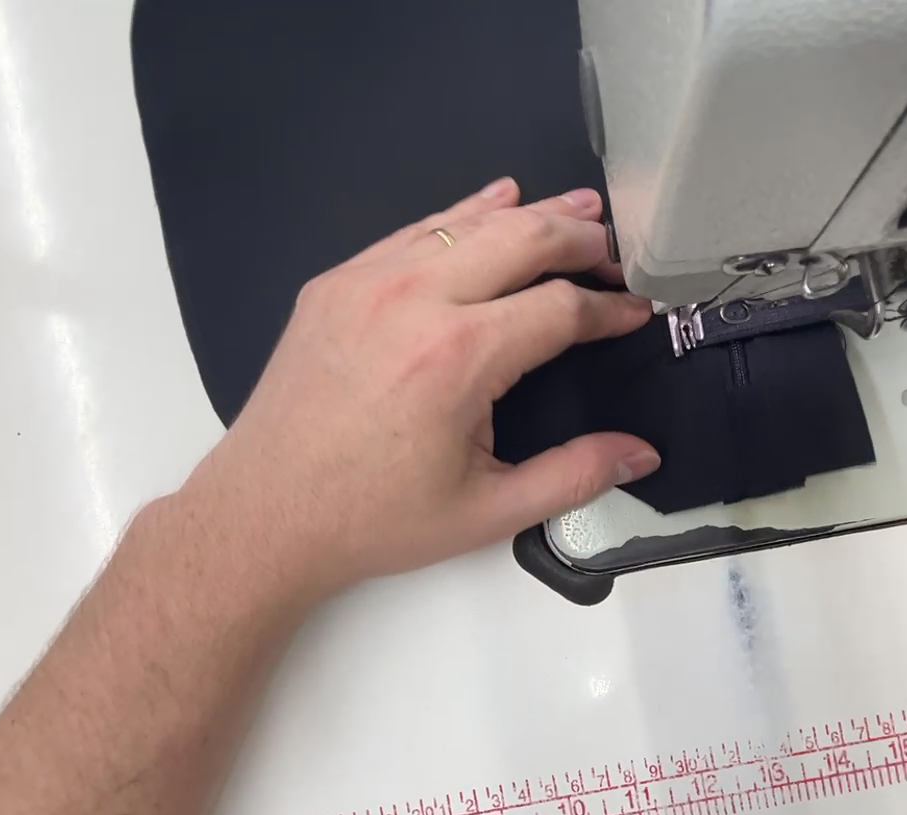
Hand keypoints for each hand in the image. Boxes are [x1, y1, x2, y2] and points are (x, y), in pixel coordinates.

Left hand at [176, 178, 657, 604]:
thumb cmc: (372, 518)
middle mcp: (414, 301)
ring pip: (468, 220)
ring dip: (530, 213)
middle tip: (615, 250)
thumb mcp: (489, 512)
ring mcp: (368, 283)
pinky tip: (493, 203)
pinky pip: (414, 228)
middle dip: (581, 238)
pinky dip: (463, 214)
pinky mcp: (337, 285)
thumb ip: (574, 476)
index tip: (634, 313)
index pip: (561, 308)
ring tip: (576, 209)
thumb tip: (639, 454)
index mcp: (459, 357)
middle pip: (522, 238)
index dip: (610, 309)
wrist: (267, 514)